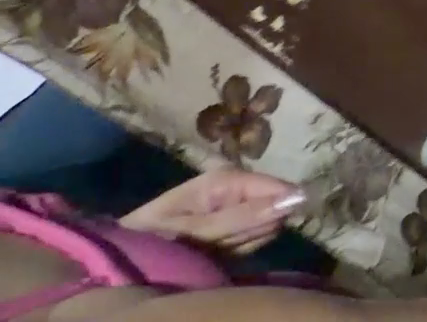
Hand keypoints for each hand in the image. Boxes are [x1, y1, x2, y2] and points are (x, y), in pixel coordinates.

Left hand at [121, 168, 302, 254]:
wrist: (112, 262)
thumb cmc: (150, 239)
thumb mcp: (192, 230)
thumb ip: (244, 216)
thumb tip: (301, 198)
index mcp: (229, 177)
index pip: (281, 188)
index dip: (274, 213)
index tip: (246, 236)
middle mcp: (239, 184)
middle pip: (274, 208)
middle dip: (250, 230)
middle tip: (216, 245)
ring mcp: (238, 202)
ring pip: (267, 224)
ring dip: (242, 241)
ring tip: (210, 250)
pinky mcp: (236, 218)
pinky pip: (256, 235)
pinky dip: (238, 247)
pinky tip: (215, 252)